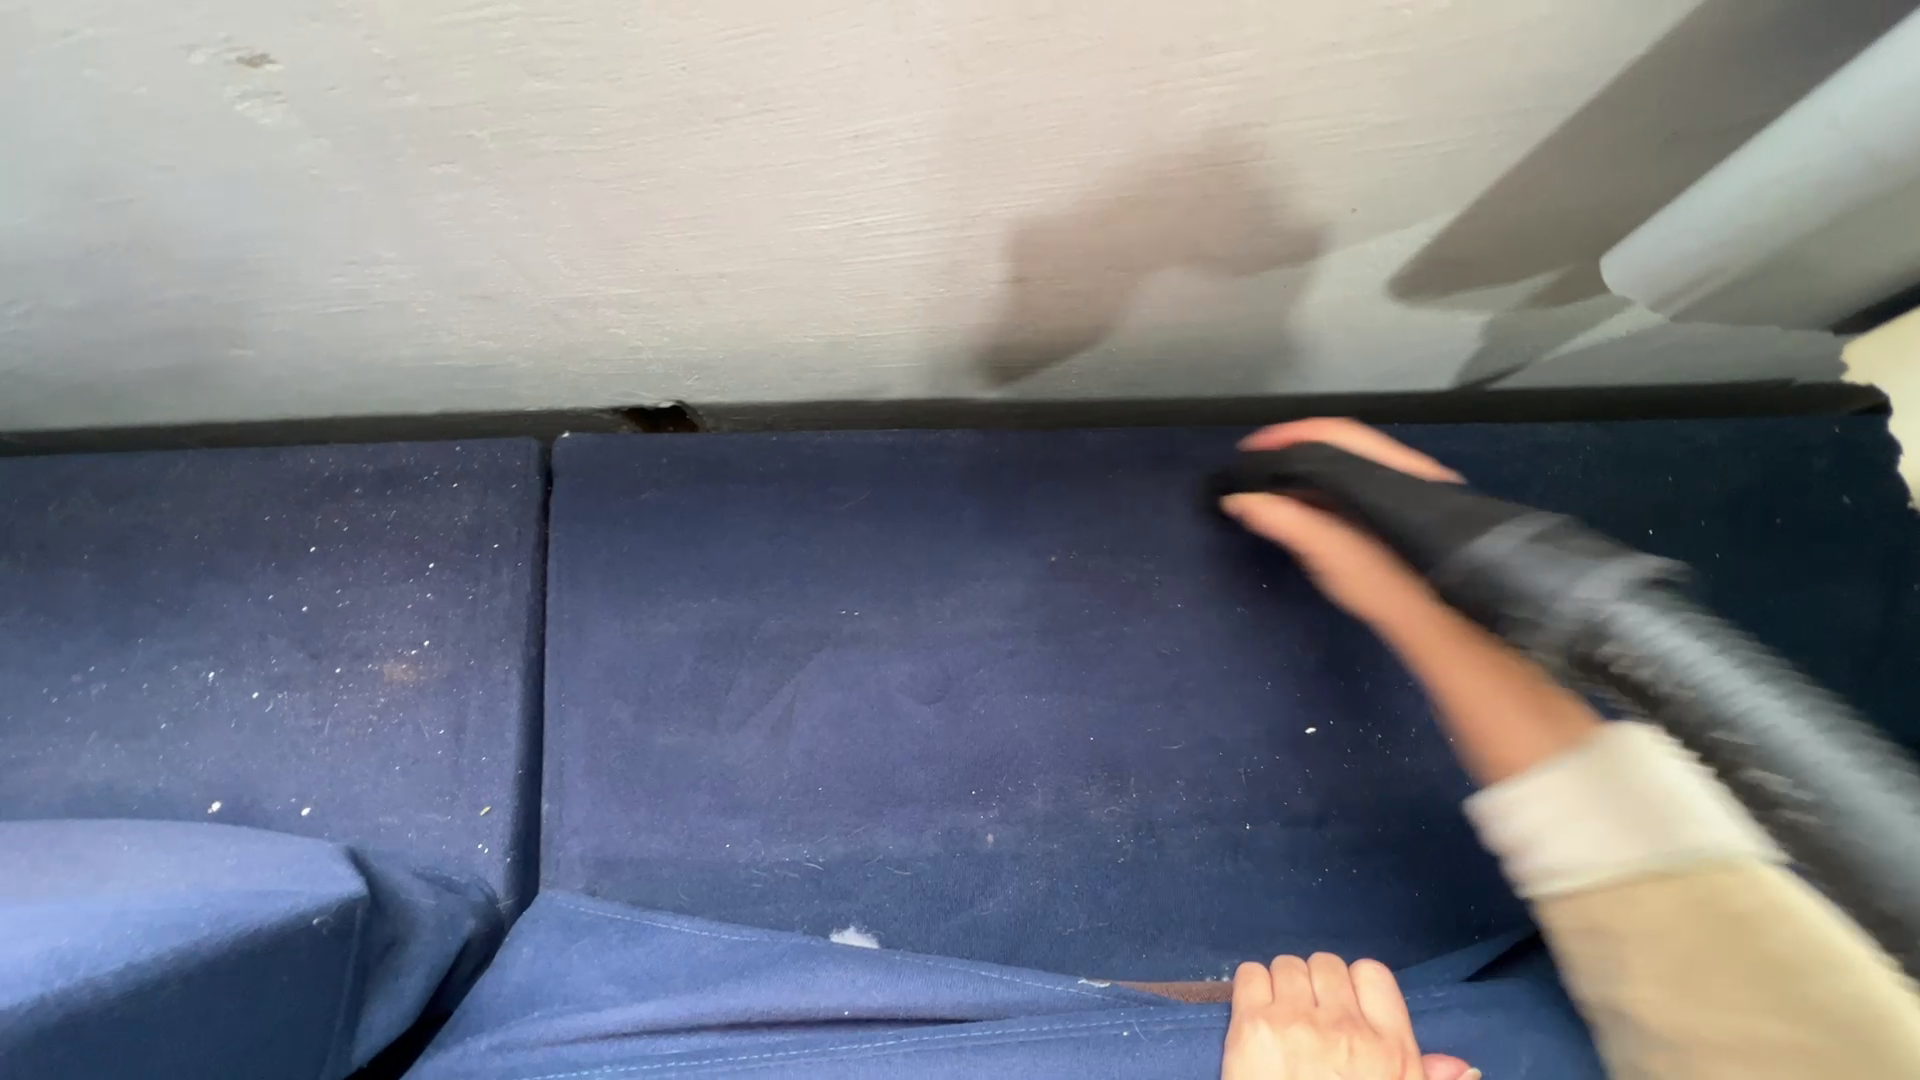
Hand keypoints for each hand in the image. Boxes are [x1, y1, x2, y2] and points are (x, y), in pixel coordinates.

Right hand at [1218, 418, 1461, 632]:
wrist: (1444, 626)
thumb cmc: (1389, 586)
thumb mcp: (1332, 554)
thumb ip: (1286, 522)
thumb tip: (1238, 500)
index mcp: (1390, 471)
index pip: (1332, 435)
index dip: (1287, 436)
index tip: (1249, 451)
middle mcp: (1404, 471)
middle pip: (1339, 444)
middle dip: (1291, 451)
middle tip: (1252, 469)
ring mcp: (1408, 492)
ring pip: (1347, 465)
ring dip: (1306, 471)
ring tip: (1269, 487)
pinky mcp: (1404, 515)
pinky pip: (1355, 486)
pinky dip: (1321, 488)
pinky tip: (1302, 507)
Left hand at [1223, 953, 1475, 1079]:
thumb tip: (1463, 1066)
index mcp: (1391, 1050)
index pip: (1373, 973)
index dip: (1356, 986)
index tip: (1345, 1008)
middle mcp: (1346, 1027)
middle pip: (1325, 964)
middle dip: (1317, 986)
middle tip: (1310, 1018)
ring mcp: (1296, 1022)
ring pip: (1286, 965)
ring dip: (1283, 987)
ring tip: (1283, 1020)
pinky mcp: (1252, 1025)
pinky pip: (1250, 973)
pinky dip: (1252, 987)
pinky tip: (1257, 1017)